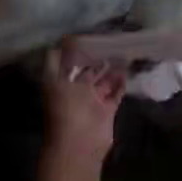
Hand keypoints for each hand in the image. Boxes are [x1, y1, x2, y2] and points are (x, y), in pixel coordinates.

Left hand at [41, 42, 125, 160]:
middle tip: (112, 42)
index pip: (69, 64)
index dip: (78, 52)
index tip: (90, 37)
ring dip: (112, 71)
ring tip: (124, 54)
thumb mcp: (55, 82)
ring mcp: (92, 101)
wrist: (79, 143)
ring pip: (104, 82)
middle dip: (98, 60)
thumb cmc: (65, 109)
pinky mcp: (107, 111)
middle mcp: (76, 91)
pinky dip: (120, 85)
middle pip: (88, 72)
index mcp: (61, 84)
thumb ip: (57, 62)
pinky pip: (115, 94)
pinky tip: (127, 72)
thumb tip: (58, 43)